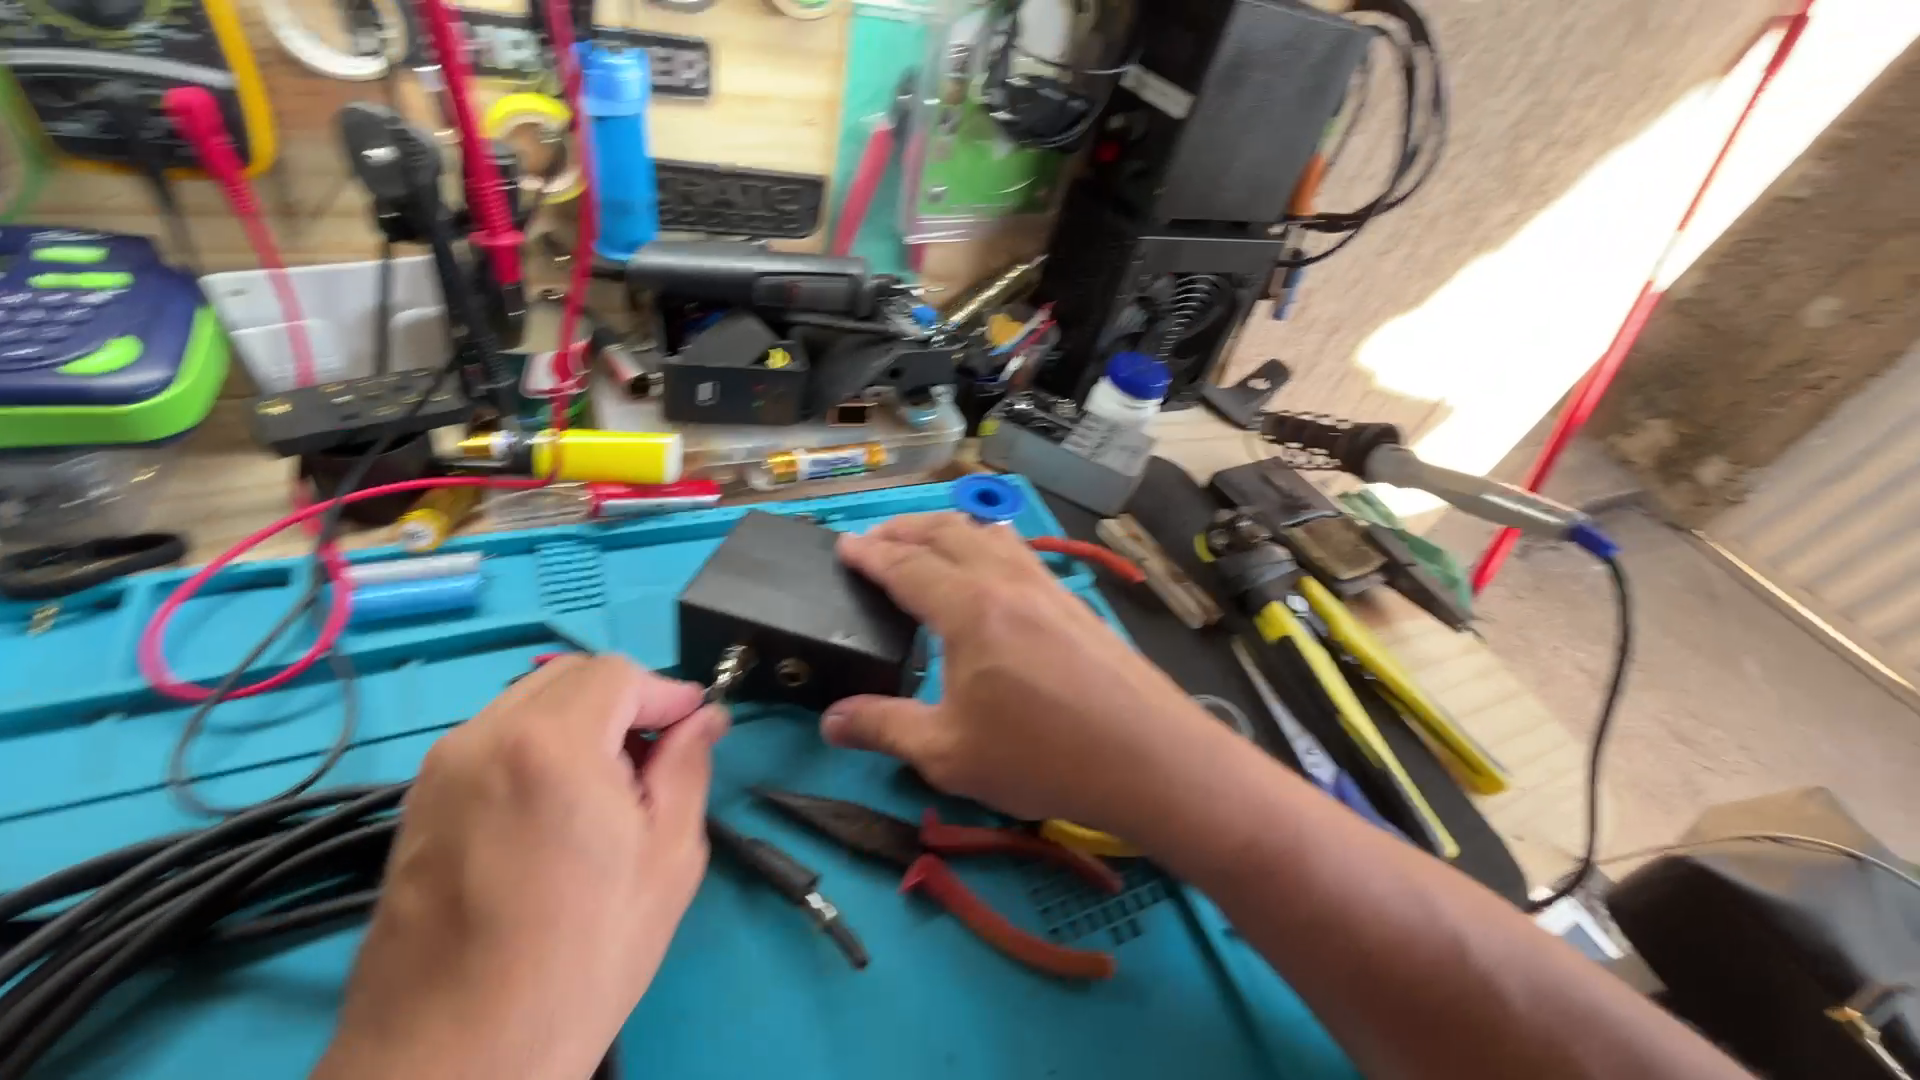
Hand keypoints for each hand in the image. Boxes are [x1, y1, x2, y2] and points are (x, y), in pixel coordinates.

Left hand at [314, 655, 727, 1079]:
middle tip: (658, 761)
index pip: (619, 674)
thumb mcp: (667, 858)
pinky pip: (494, 742)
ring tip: (610, 790)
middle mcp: (483, 738)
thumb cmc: (582, 959)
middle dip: (625, 702)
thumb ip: (688, 766)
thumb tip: (703, 719)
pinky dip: (539, 747)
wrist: (454, 1062)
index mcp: (550, 744)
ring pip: (529, 704)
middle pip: (571, 678)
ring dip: (582, 723)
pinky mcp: (417, 805)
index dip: (667, 693)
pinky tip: (558, 812)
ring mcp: (440, 771)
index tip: (696, 727)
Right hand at [826, 513, 1231, 835]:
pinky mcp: (1075, 602)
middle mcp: (1007, 581)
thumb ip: (884, 729)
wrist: (1148, 757)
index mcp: (969, 609)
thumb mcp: (948, 753)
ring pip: (989, 535)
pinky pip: (1019, 553)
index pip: (906, 565)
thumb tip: (831, 721)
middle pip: (947, 532)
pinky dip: (987, 545)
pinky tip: (991, 571)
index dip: (869, 554)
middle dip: (904, 529)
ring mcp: (1047, 586)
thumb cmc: (1042, 756)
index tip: (843, 546)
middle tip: (874, 542)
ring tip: (927, 545)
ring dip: (948, 530)